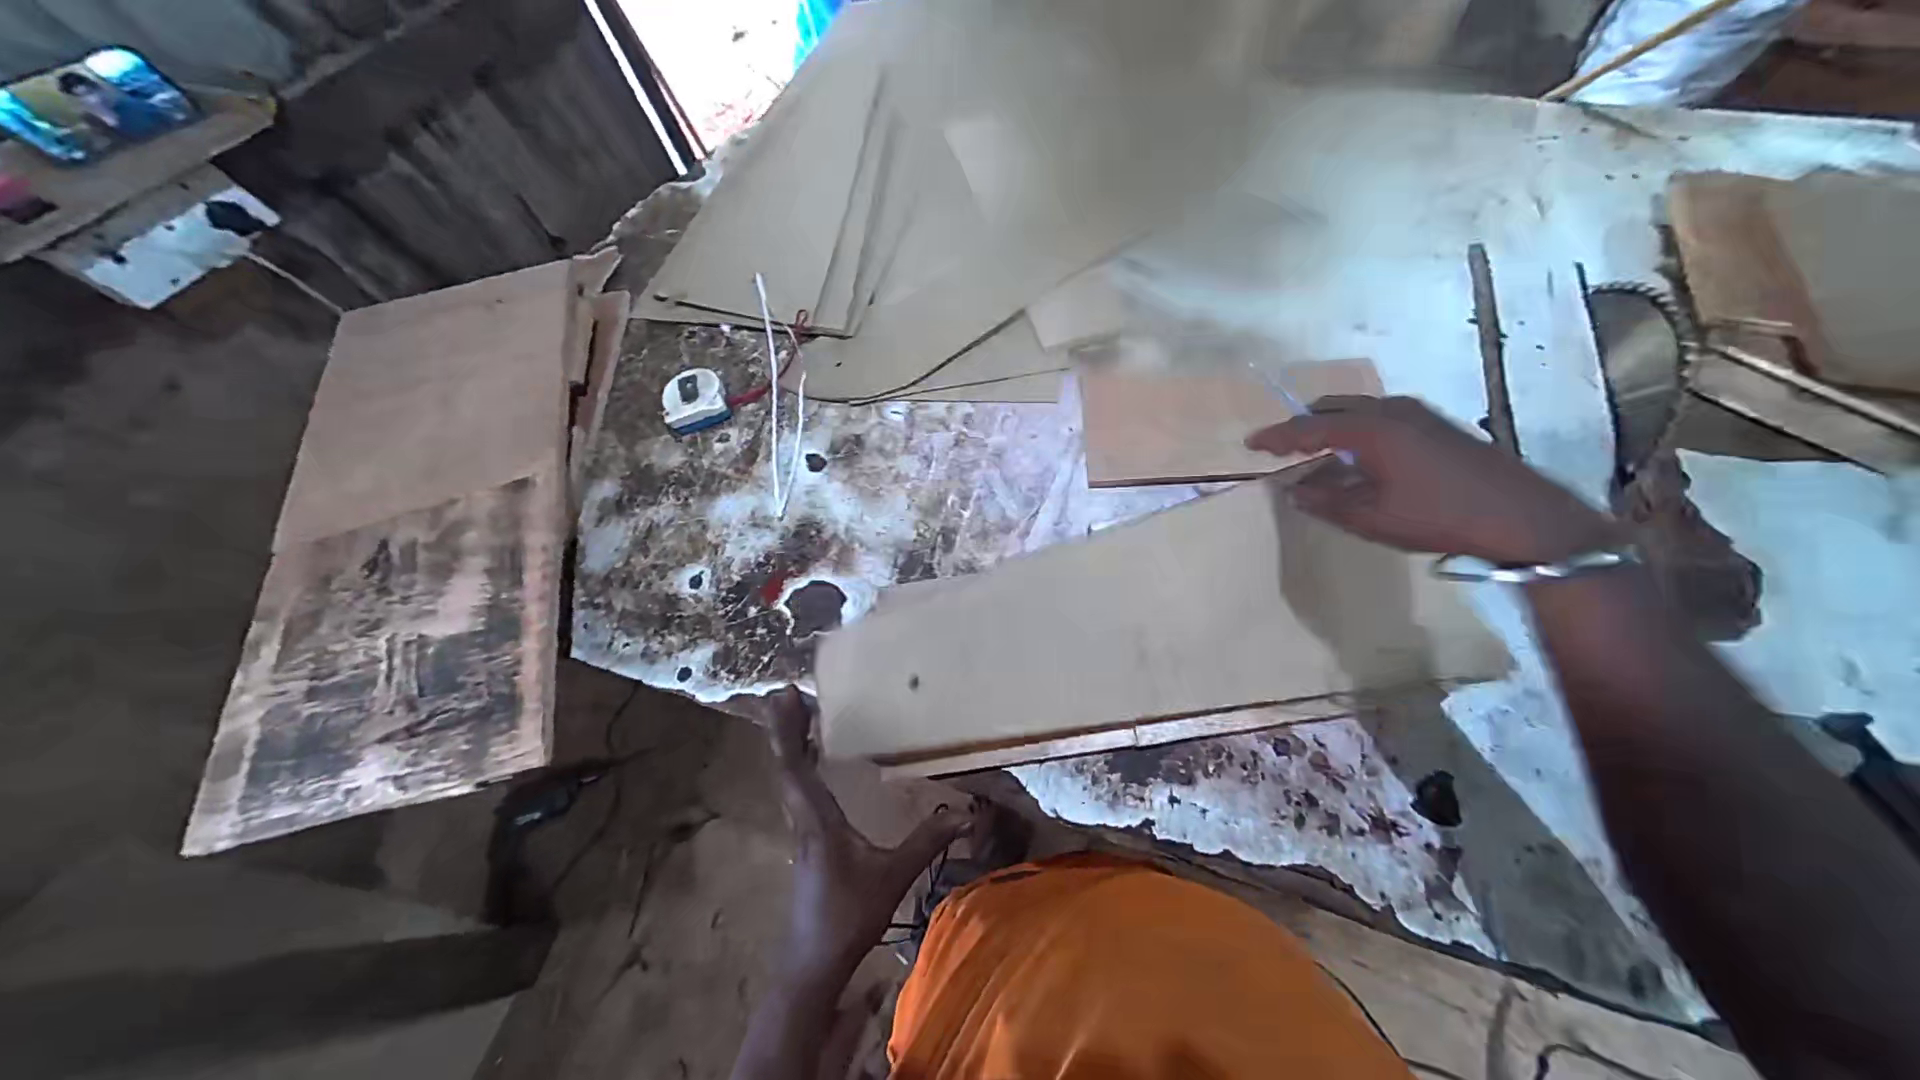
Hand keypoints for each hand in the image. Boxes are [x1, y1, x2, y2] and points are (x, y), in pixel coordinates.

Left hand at [759, 687, 974, 973]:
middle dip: (783, 729)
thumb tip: (965, 814)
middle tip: (783, 695)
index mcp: (817, 821)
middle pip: (786, 765)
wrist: (814, 962)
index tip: (784, 699)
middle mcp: (802, 820)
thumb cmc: (850, 916)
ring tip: (793, 716)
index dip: (788, 732)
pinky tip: (807, 761)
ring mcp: (800, 832)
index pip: (797, 768)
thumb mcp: (893, 876)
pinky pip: (795, 791)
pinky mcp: (804, 842)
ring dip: (788, 745)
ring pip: (788, 779)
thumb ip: (927, 842)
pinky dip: (796, 765)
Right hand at [1245, 395, 1616, 564]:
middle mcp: (1392, 410)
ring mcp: (1419, 414)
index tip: (1251, 444)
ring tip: (1315, 457)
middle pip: (1332, 409)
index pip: (1308, 427)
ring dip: (1331, 430)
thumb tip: (1294, 491)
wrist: (1522, 517)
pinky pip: (1380, 419)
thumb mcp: (1370, 517)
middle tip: (1282, 449)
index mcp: (1370, 429)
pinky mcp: (1437, 426)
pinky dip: (1357, 433)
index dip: (1276, 437)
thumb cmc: (1436, 517)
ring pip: (1358, 412)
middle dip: (1302, 426)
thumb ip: (1324, 502)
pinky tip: (1356, 460)